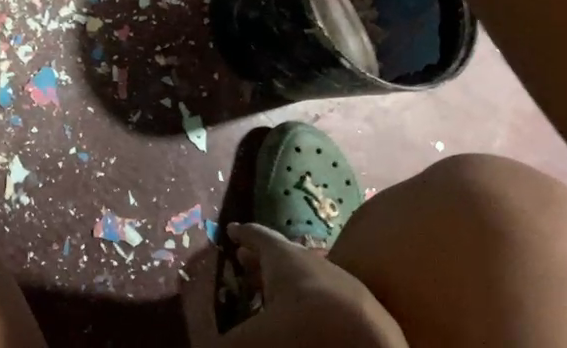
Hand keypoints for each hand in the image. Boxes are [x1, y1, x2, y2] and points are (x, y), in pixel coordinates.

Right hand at [221, 223, 407, 347]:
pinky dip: (320, 309)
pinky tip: (313, 324)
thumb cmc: (302, 338)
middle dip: (264, 263)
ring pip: (316, 281)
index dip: (243, 234)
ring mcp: (353, 293)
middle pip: (287, 258)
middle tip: (245, 267)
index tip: (231, 231)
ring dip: (294, 287)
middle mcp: (320, 267)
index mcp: (287, 260)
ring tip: (277, 301)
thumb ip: (211, 331)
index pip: (259, 236)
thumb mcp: (245, 342)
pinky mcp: (378, 322)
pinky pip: (339, 306)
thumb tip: (188, 324)